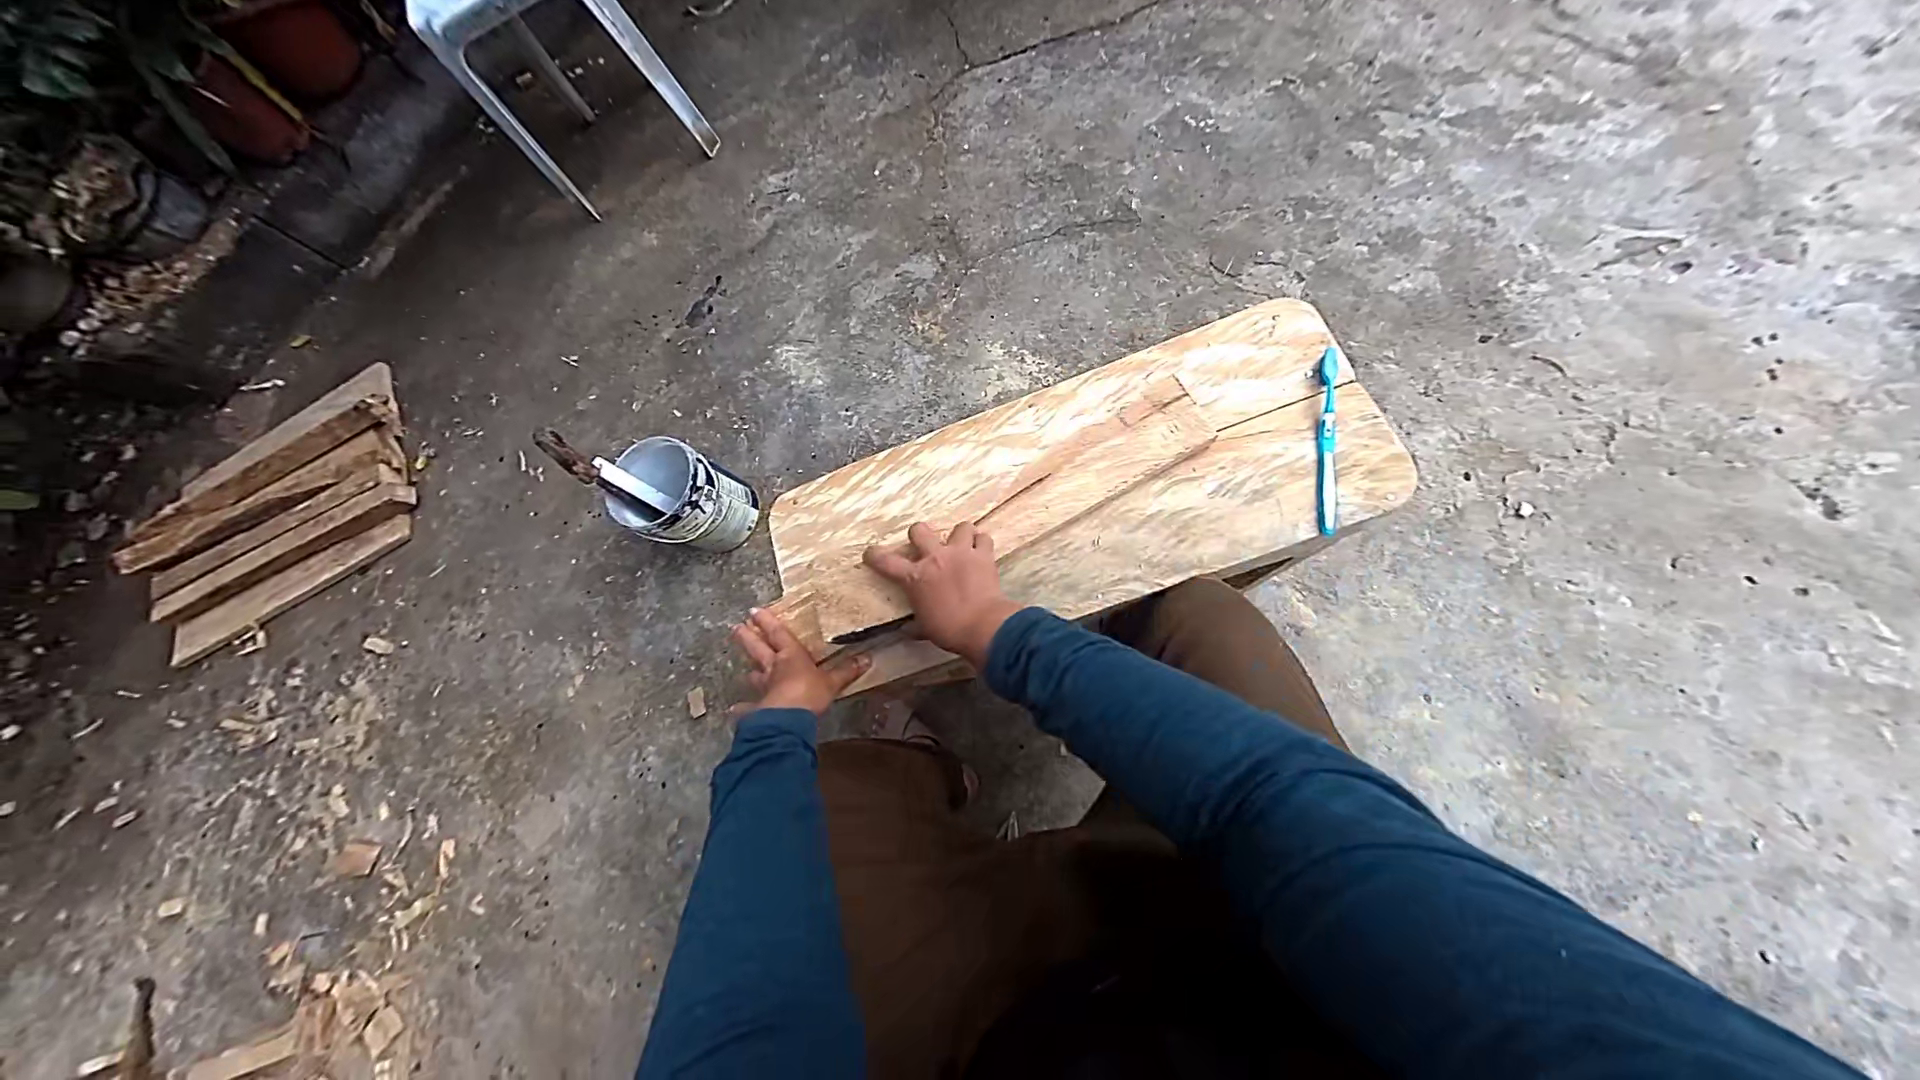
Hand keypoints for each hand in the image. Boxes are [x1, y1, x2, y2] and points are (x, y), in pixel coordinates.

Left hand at [732, 608, 870, 714]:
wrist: (787, 719)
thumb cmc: (810, 693)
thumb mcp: (832, 682)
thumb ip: (847, 671)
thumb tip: (867, 658)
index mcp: (791, 655)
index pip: (778, 633)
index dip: (767, 622)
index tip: (754, 611)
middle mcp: (774, 667)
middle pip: (757, 649)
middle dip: (747, 638)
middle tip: (736, 628)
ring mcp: (764, 688)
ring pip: (754, 675)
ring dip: (750, 670)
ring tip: (745, 668)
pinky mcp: (758, 709)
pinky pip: (748, 708)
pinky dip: (742, 709)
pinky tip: (734, 710)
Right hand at [864, 522, 1022, 667]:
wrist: (982, 626)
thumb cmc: (949, 630)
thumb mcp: (925, 628)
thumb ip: (915, 624)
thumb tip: (907, 629)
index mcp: (915, 577)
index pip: (886, 562)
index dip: (875, 556)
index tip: (871, 553)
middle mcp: (935, 558)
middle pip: (920, 530)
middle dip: (919, 534)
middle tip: (925, 544)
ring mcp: (961, 553)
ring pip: (960, 527)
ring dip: (959, 535)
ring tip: (962, 545)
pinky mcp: (983, 555)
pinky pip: (983, 538)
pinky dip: (982, 543)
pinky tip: (981, 551)